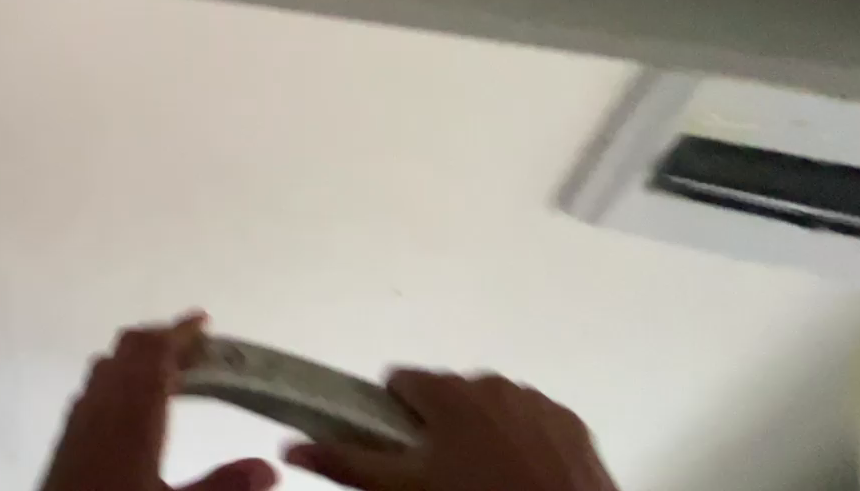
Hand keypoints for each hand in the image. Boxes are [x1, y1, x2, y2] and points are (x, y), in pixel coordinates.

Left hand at [39, 313, 276, 490]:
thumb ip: (223, 487)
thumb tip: (269, 467)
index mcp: (132, 415)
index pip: (156, 354)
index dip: (180, 331)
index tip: (204, 321)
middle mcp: (102, 403)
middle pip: (130, 348)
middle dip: (163, 338)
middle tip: (198, 349)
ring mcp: (80, 415)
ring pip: (109, 363)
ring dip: (139, 356)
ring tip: (172, 371)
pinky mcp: (67, 433)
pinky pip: (96, 384)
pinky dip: (120, 375)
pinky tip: (134, 404)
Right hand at [287, 370, 617, 490]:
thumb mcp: (406, 490)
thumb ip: (347, 462)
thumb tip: (288, 447)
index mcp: (444, 389)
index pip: (398, 382)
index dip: (396, 417)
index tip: (408, 453)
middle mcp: (486, 380)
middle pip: (444, 393)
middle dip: (440, 426)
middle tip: (448, 474)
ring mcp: (533, 400)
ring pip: (487, 404)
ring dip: (481, 430)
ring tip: (488, 478)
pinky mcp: (571, 423)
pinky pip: (530, 418)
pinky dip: (524, 439)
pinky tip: (527, 475)